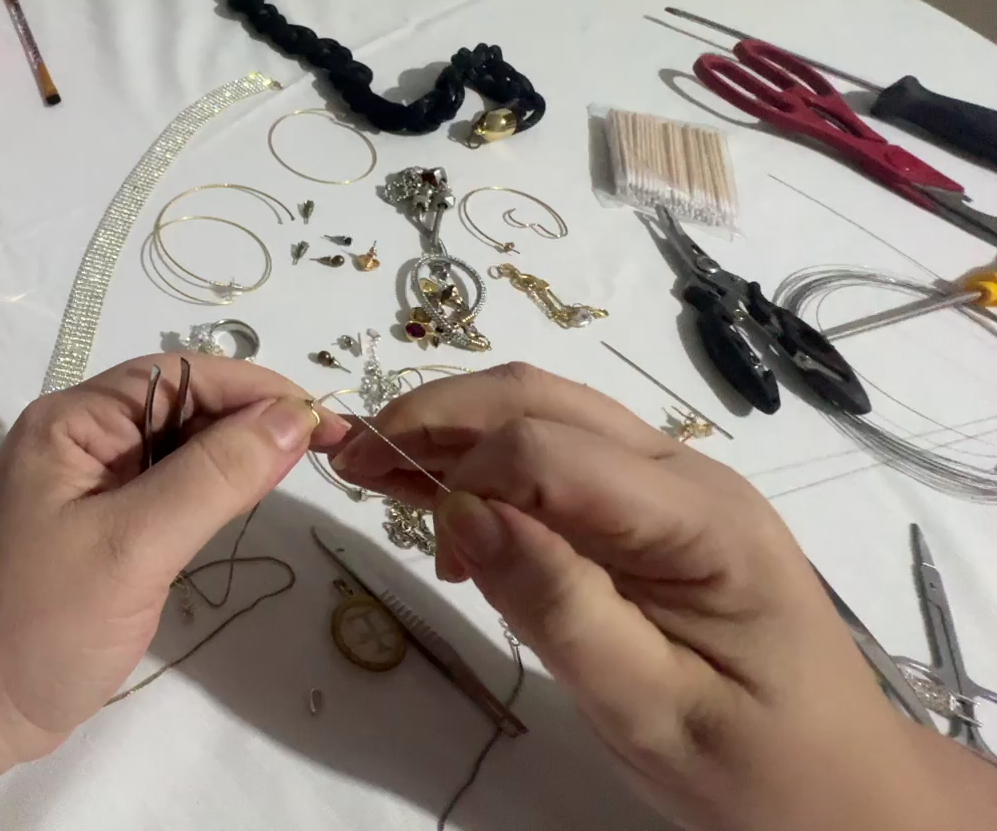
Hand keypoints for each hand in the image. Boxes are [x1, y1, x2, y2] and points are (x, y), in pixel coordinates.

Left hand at [0, 353, 346, 770]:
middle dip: (247, 417)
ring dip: (231, 452)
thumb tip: (290, 418)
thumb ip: (212, 478)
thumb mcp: (132, 545)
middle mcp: (79, 437)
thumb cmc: (38, 620)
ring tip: (292, 470)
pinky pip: (163, 487)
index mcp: (74, 420)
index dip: (253, 389)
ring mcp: (87, 481)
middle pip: (178, 404)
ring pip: (175, 446)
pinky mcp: (98, 524)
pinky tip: (240, 500)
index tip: (321, 418)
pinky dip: (207, 489)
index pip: (177, 377)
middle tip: (319, 449)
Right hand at [330, 362, 995, 830]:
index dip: (469, 481)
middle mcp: (675, 468)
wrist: (832, 783)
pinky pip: (529, 442)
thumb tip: (460, 511)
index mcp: (698, 519)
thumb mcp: (650, 708)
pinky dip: (460, 453)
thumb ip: (558, 605)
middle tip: (350, 461)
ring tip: (364, 464)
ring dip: (434, 425)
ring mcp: (650, 472)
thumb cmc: (748, 759)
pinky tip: (418, 487)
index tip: (437, 550)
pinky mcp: (622, 490)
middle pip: (529, 399)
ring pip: (522, 404)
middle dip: (427, 418)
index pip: (551, 453)